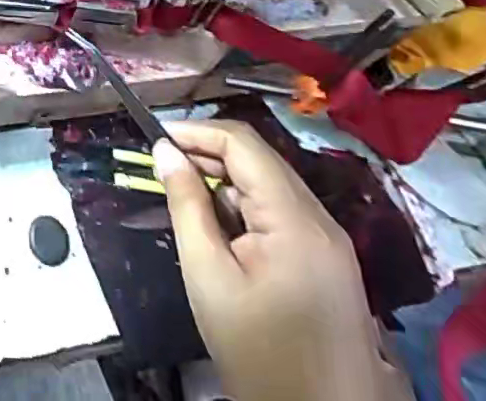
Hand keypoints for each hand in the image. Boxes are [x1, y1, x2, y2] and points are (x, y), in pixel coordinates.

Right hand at [153, 121, 409, 400]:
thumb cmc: (259, 353)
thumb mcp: (209, 278)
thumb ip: (187, 207)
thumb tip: (165, 151)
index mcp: (294, 216)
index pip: (243, 144)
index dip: (198, 131)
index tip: (158, 138)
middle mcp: (318, 214)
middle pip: (259, 160)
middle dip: (209, 155)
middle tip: (164, 165)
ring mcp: (327, 234)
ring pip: (269, 184)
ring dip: (226, 182)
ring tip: (186, 195)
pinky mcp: (327, 254)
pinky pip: (281, 210)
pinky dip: (247, 206)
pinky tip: (221, 225)